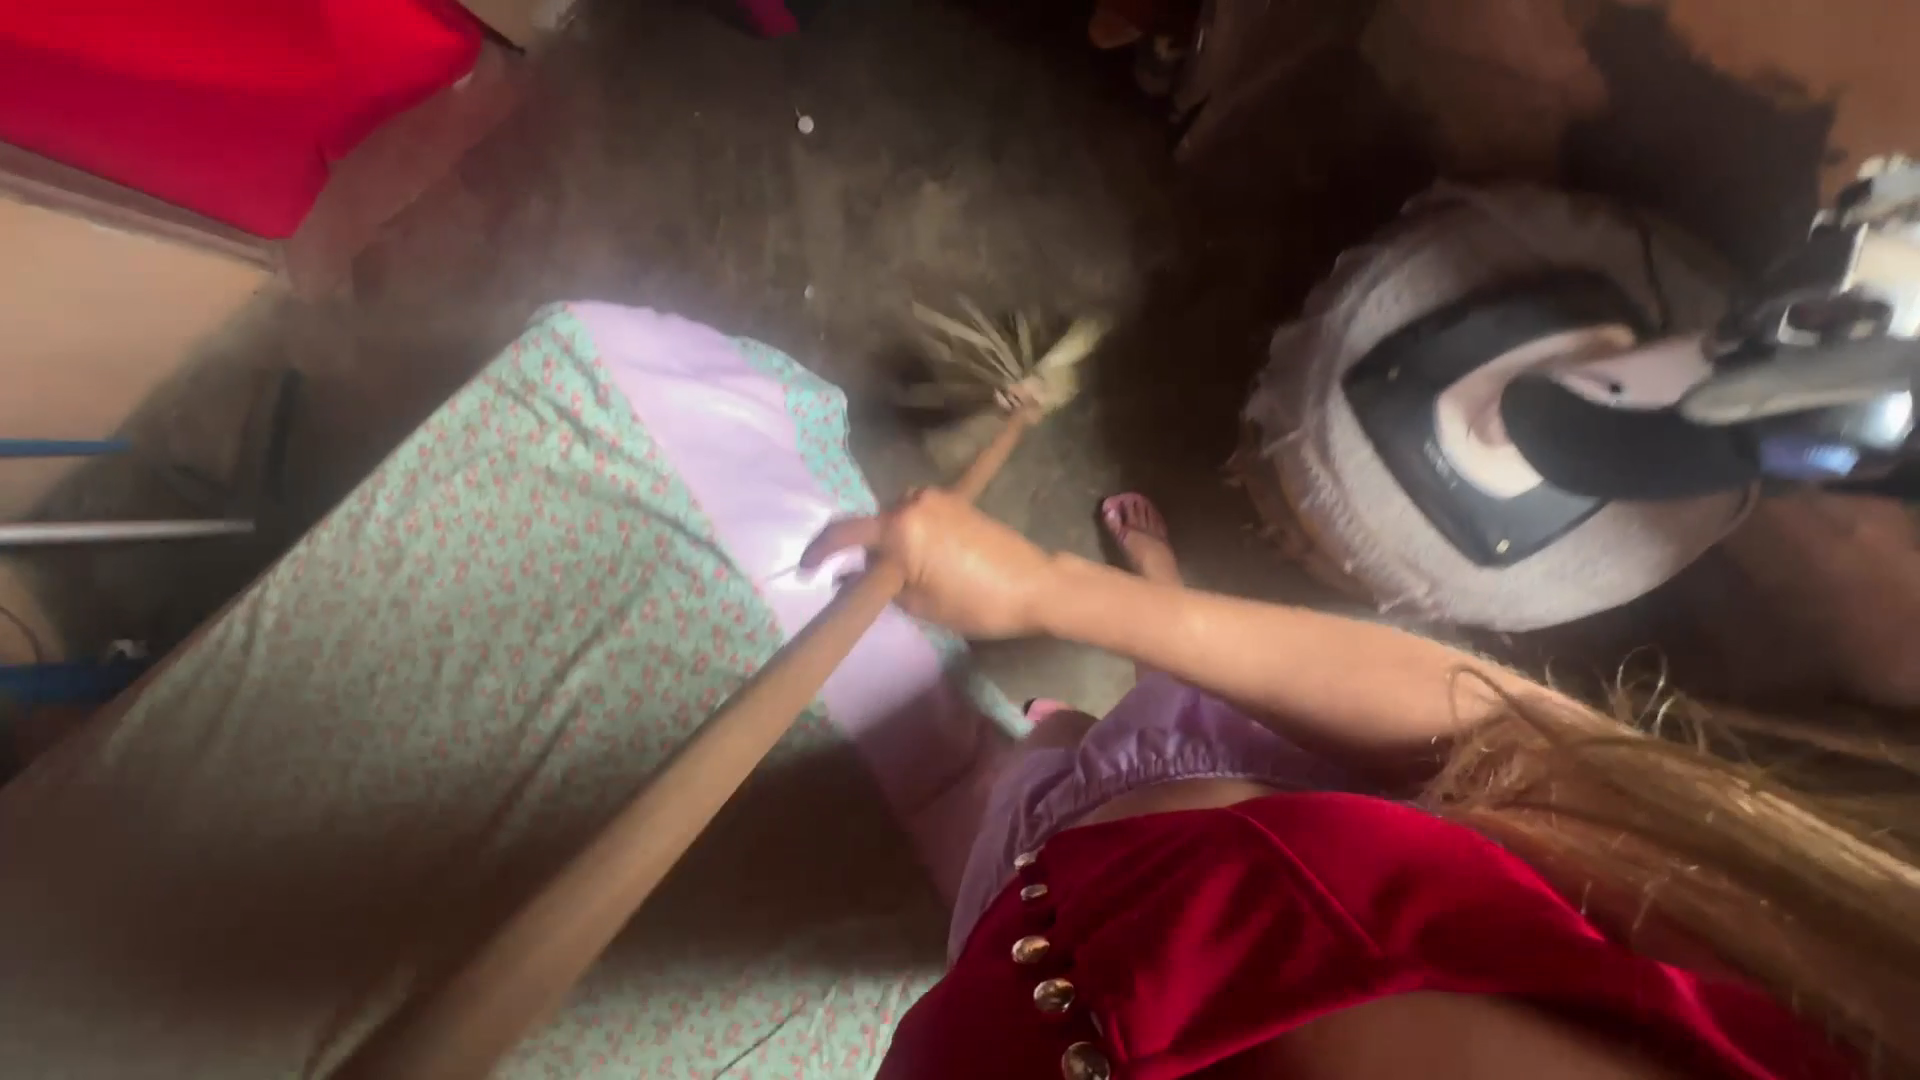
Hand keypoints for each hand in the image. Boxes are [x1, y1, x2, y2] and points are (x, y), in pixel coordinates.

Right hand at [801, 489, 1056, 638]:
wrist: (1035, 586)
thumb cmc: (976, 602)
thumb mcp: (919, 604)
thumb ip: (878, 586)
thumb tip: (850, 576)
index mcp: (899, 527)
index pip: (843, 533)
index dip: (819, 552)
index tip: (806, 569)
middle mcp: (913, 501)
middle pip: (871, 521)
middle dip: (861, 547)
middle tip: (858, 579)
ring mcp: (938, 497)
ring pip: (895, 515)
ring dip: (888, 537)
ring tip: (895, 569)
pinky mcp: (957, 501)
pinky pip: (919, 511)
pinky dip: (910, 530)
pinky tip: (921, 554)